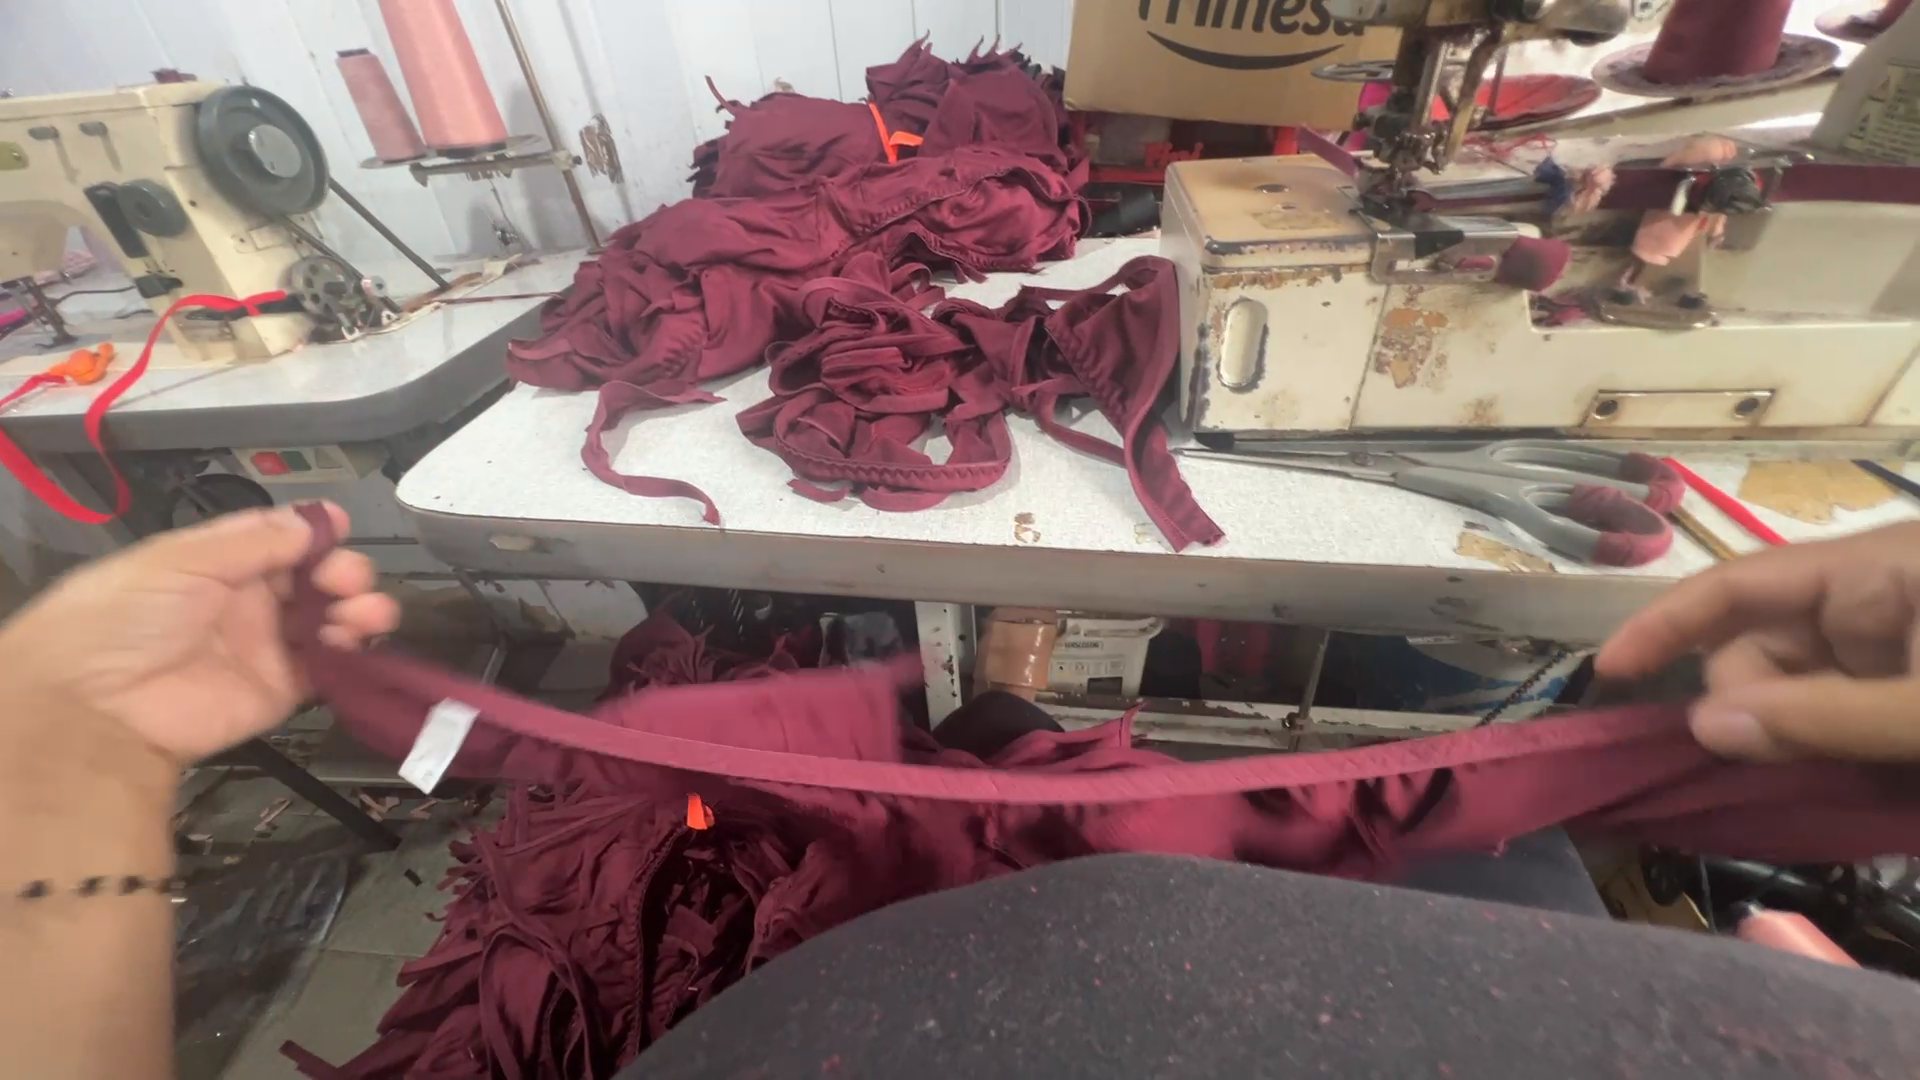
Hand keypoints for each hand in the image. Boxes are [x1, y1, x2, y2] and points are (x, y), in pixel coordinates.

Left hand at [0, 503, 398, 764]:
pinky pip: (336, 660)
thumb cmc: (119, 623)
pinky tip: (349, 639)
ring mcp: (272, 643)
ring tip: (364, 612)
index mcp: (217, 566)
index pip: (278, 540)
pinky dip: (354, 646)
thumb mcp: (175, 563)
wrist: (95, 712)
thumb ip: (252, 542)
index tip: (340, 525)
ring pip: (336, 615)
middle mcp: (249, 602)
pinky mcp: (289, 682)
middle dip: (344, 570)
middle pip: (317, 576)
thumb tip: (316, 522)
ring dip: (360, 607)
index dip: (312, 530)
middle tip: (347, 580)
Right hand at [1595, 522, 1919, 761]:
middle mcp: (1869, 593)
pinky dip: (1821, 733)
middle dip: (1747, 695)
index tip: (1609, 671)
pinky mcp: (1908, 677)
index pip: (1732, 584)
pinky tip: (1838, 761)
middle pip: (1757, 638)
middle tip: (1770, 752)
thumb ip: (1825, 716)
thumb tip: (1700, 729)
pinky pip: (1832, 700)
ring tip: (1826, 765)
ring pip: (1789, 675)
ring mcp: (1895, 637)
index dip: (1662, 623)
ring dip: (1786, 722)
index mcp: (1873, 568)